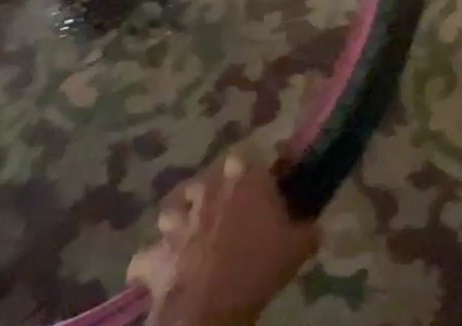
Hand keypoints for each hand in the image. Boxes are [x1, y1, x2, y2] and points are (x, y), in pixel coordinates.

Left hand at [127, 146, 320, 325]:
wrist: (209, 307)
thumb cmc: (259, 266)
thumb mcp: (301, 245)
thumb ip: (307, 227)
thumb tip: (313, 225)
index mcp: (245, 181)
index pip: (249, 154)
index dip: (256, 166)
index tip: (267, 179)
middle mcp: (207, 193)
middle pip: (207, 179)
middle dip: (215, 190)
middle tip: (229, 207)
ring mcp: (175, 224)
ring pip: (173, 210)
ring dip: (181, 219)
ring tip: (192, 233)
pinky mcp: (152, 255)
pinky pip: (148, 255)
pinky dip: (155, 261)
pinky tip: (165, 269)